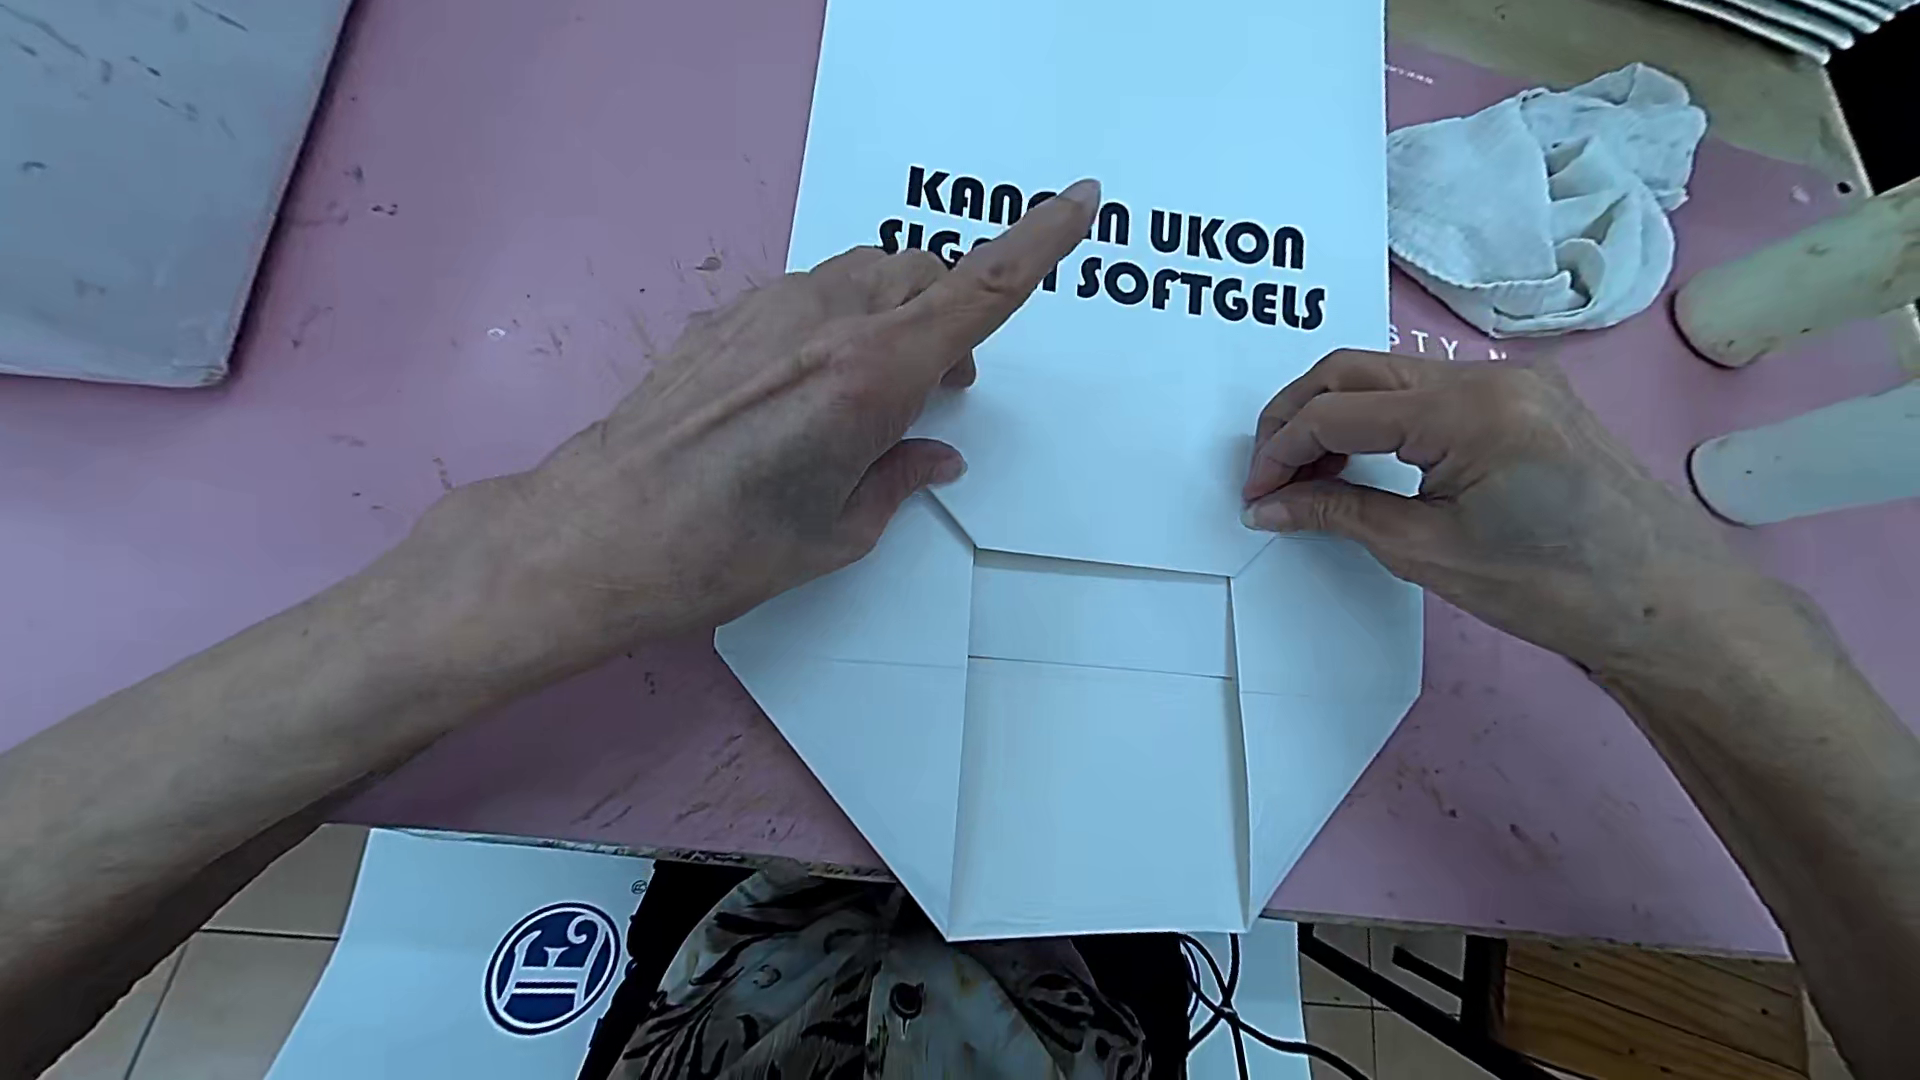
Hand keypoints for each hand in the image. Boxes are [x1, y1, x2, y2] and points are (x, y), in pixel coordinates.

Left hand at [383, 179, 1101, 672]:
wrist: (600, 535)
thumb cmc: (730, 551)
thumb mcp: (839, 533)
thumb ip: (900, 479)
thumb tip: (938, 455)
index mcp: (868, 377)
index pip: (977, 291)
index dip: (1038, 242)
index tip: (1079, 203)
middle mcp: (823, 323)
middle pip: (922, 273)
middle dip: (956, 311)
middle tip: (953, 381)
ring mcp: (767, 311)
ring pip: (866, 273)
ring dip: (900, 312)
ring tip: (887, 385)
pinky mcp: (726, 320)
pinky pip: (812, 293)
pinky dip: (844, 319)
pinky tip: (819, 382)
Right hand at [1240, 349, 1773, 671]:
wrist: (1669, 603)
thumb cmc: (1546, 584)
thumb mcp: (1420, 549)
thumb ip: (1332, 512)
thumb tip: (1263, 508)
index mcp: (1467, 410)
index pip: (1335, 412)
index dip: (1279, 452)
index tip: (1255, 496)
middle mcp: (1486, 375)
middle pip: (1349, 370)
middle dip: (1291, 418)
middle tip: (1266, 472)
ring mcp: (1506, 381)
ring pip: (1379, 375)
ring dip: (1327, 418)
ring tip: (1304, 475)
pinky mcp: (1514, 399)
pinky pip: (1415, 392)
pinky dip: (1368, 421)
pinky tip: (1354, 462)